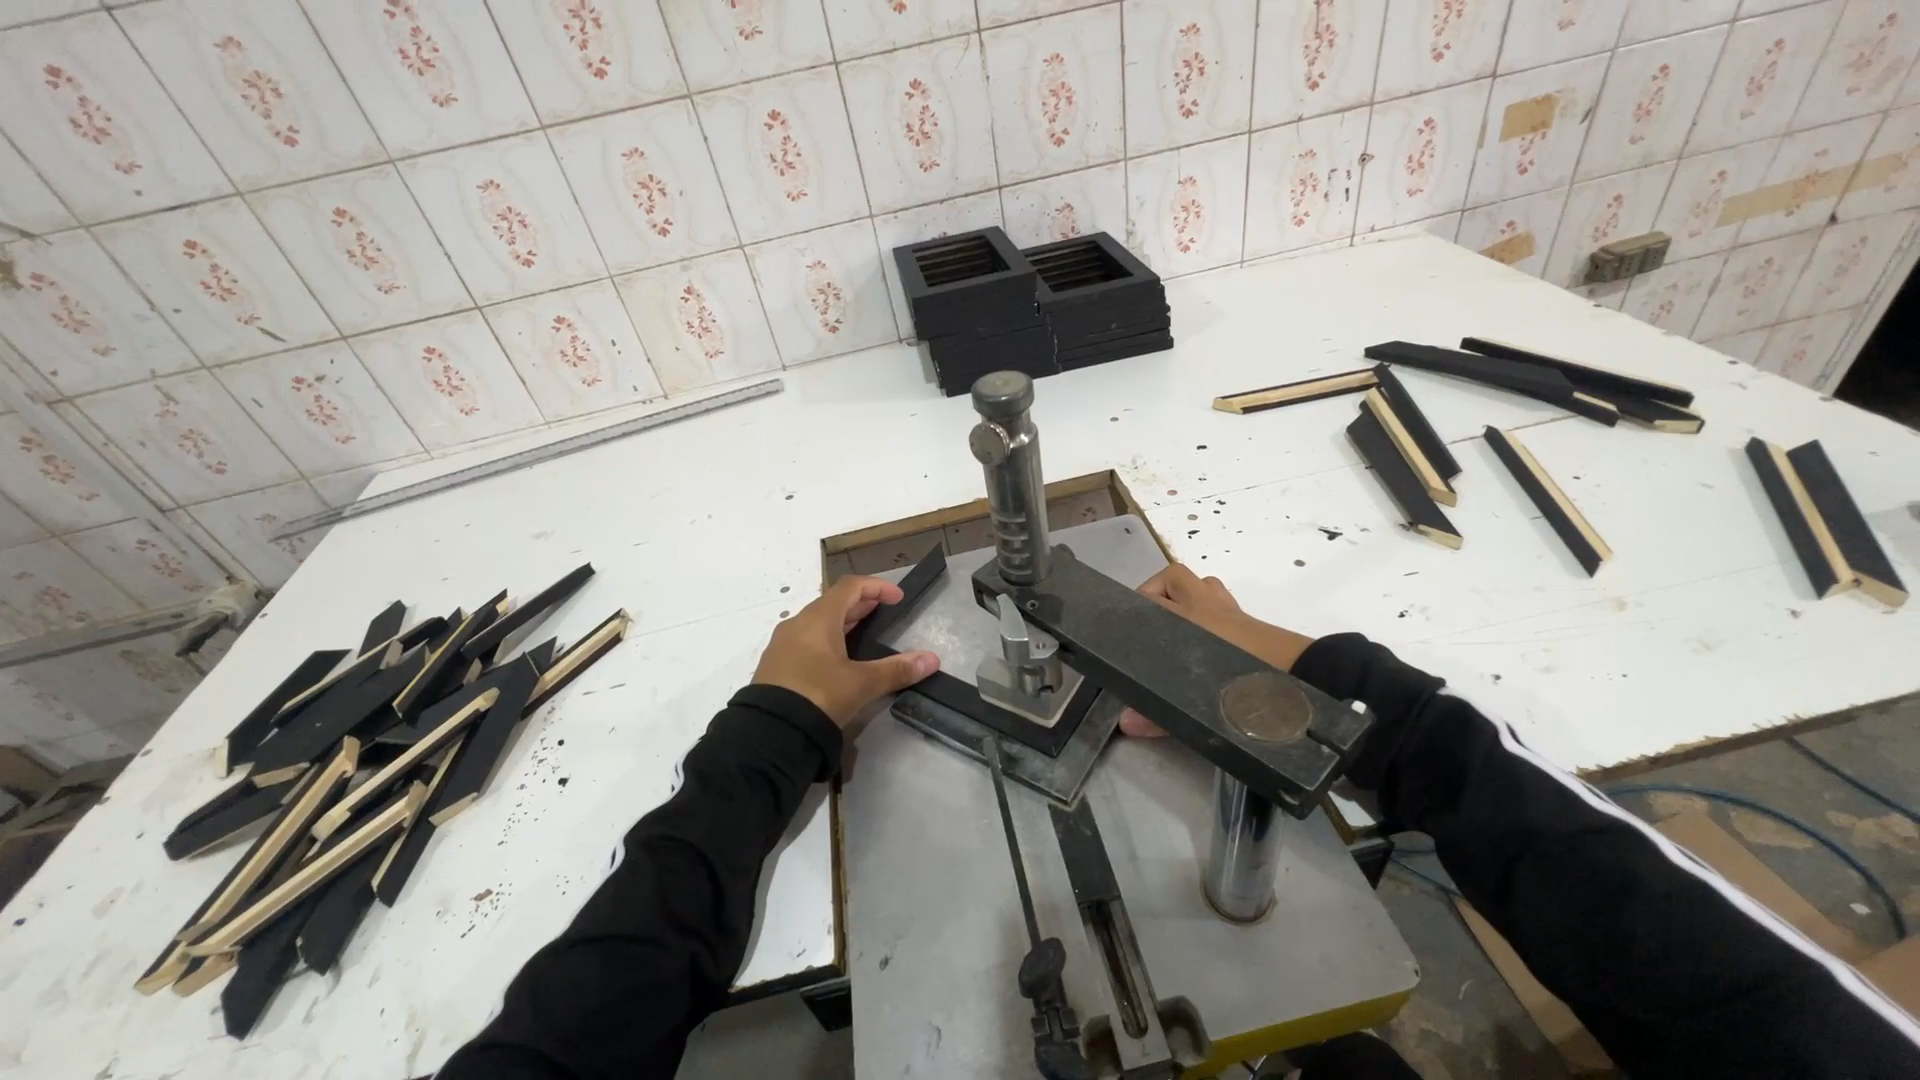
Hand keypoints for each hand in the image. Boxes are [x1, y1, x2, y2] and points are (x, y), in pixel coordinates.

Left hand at [753, 575, 940, 727]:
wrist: (769, 732)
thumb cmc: (818, 695)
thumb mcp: (861, 683)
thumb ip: (896, 670)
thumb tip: (932, 660)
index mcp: (818, 618)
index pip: (850, 587)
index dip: (876, 587)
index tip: (897, 598)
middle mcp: (798, 624)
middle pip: (833, 603)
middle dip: (861, 605)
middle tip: (884, 614)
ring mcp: (783, 645)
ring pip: (817, 623)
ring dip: (842, 623)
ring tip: (864, 636)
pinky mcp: (776, 665)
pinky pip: (806, 641)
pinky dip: (827, 640)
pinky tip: (838, 661)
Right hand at [1117, 565, 1312, 736]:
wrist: (1302, 677)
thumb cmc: (1243, 685)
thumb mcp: (1195, 706)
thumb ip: (1157, 716)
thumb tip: (1126, 722)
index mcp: (1186, 616)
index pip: (1146, 598)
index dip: (1130, 609)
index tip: (1118, 630)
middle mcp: (1205, 606)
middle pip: (1173, 578)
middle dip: (1155, 594)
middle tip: (1146, 627)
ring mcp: (1231, 611)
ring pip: (1203, 587)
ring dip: (1187, 599)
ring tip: (1174, 629)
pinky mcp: (1251, 623)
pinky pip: (1223, 606)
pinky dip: (1212, 614)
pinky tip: (1207, 642)